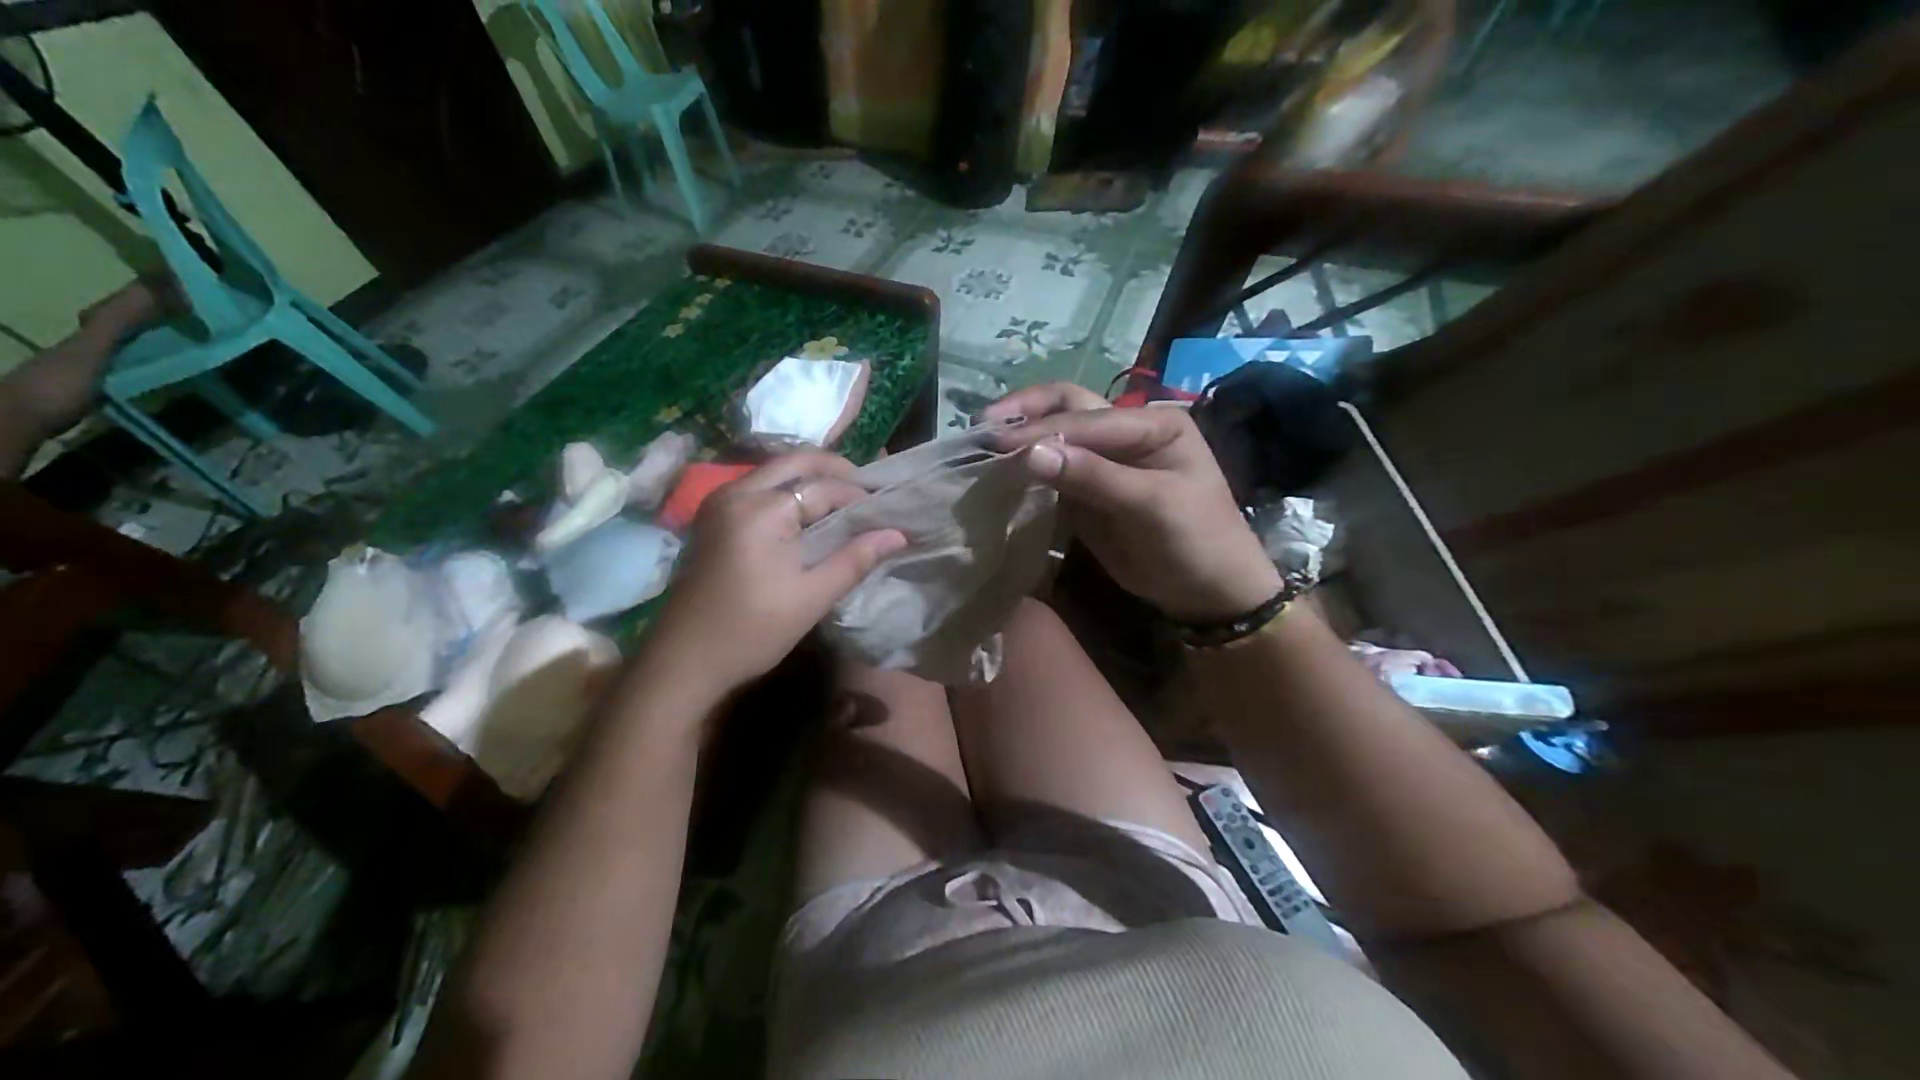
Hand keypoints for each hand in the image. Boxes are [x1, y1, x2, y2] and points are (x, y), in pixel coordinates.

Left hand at [643, 450, 905, 692]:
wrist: (683, 660)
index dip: (860, 496)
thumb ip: (855, 559)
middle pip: (796, 462)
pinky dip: (789, 490)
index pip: (824, 486)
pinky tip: (810, 512)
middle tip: (870, 491)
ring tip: (847, 499)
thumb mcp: (812, 597)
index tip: (889, 510)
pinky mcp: (713, 516)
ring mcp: (720, 501)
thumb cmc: (751, 631)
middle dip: (837, 470)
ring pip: (776, 470)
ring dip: (812, 477)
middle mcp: (736, 492)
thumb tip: (898, 534)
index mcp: (761, 509)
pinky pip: (760, 486)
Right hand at [984, 383, 1279, 622]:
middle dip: (1026, 414)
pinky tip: (1000, 473)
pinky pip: (1053, 473)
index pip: (1087, 418)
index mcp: (1153, 422)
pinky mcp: (1089, 492)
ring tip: (982, 445)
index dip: (1042, 430)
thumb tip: (1030, 454)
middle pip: (1069, 408)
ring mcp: (1106, 461)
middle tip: (983, 427)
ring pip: (1057, 438)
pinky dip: (1027, 471)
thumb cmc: (1196, 541)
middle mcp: (1126, 432)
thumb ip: (1094, 477)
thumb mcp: (1152, 506)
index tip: (998, 445)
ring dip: (1022, 437)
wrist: (1209, 593)